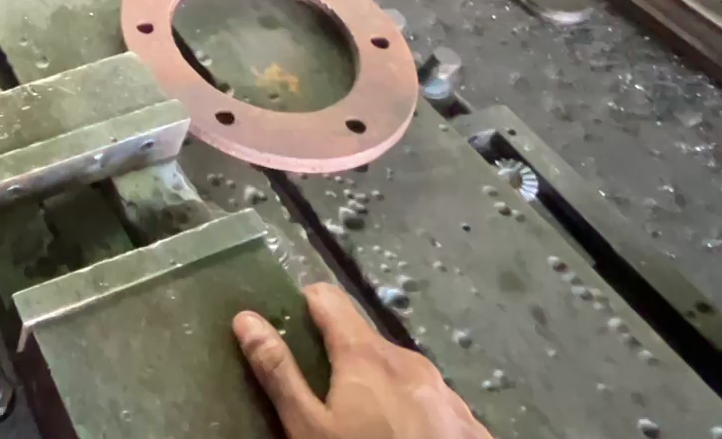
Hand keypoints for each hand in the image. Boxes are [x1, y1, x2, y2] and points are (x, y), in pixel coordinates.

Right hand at [233, 282, 491, 438]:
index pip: (326, 296)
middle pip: (363, 340)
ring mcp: (451, 398)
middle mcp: (412, 364)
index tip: (290, 335)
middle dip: (341, 359)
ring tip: (369, 428)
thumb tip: (246, 317)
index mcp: (367, 355)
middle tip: (325, 399)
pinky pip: (434, 405)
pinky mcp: (475, 430)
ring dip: (381, 388)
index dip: (303, 307)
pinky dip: (417, 415)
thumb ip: (278, 371)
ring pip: (400, 374)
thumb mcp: (308, 429)